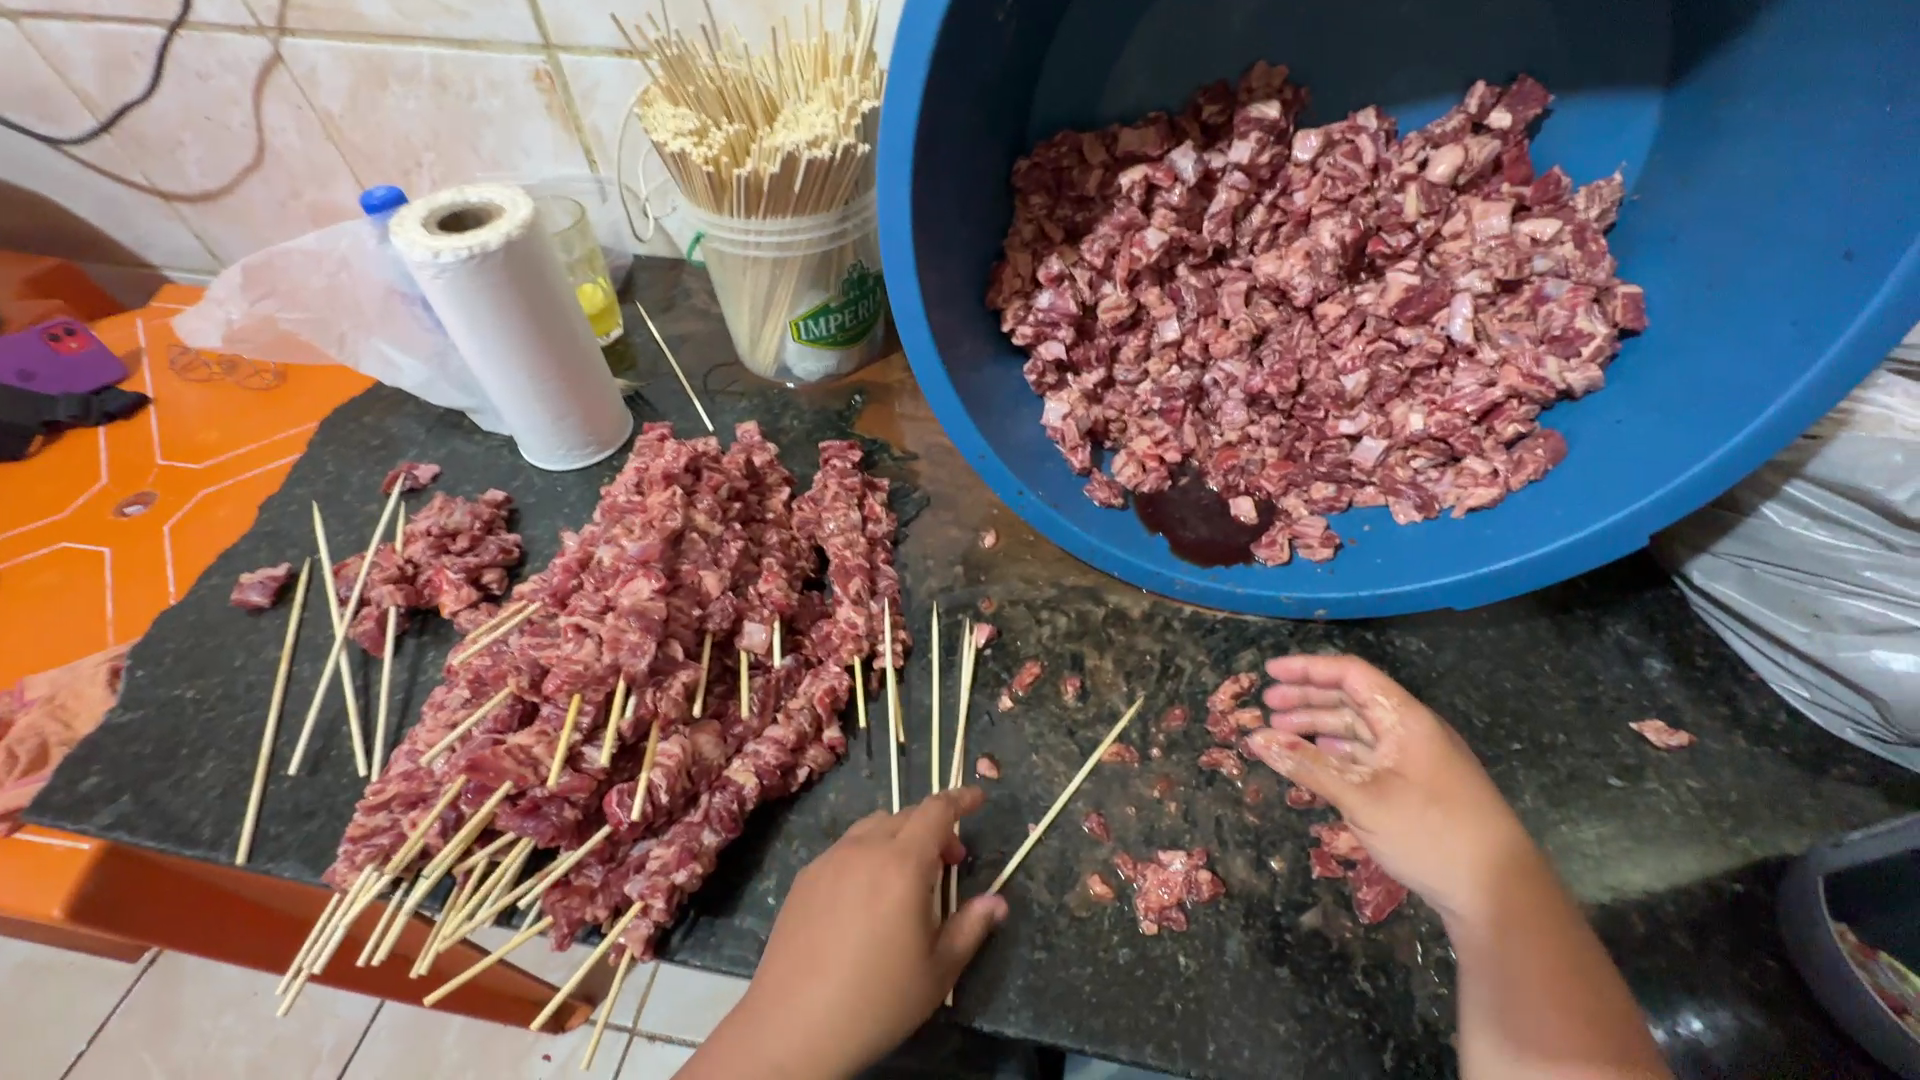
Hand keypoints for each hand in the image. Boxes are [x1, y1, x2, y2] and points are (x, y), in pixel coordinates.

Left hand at [685, 787, 1007, 1079]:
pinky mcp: (805, 878)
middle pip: (906, 816)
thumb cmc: (877, 1000)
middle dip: (935, 828)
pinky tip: (867, 896)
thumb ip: (971, 927)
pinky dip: (868, 854)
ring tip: (908, 878)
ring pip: (872, 828)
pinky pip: (845, 849)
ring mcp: (829, 861)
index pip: (937, 811)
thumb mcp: (938, 971)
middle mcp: (864, 850)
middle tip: (950, 863)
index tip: (978, 799)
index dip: (961, 800)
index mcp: (902, 865)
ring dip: (899, 837)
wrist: (793, 1026)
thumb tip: (997, 901)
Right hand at [1248, 654, 1538, 924]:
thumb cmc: (1431, 835)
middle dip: (1307, 699)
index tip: (1269, 673)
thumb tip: (1255, 739)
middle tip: (1267, 707)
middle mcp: (1411, 731)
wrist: (1500, 894)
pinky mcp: (1415, 788)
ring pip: (1358, 730)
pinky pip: (1367, 757)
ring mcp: (1415, 760)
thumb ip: (1308, 766)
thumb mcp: (1362, 798)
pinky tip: (1315, 762)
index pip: (1351, 675)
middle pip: (1352, 699)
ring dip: (1318, 729)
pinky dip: (1336, 755)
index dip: (1308, 669)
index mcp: (1405, 719)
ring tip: (1280, 736)